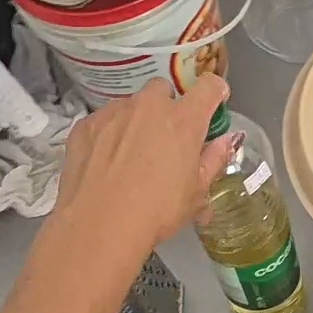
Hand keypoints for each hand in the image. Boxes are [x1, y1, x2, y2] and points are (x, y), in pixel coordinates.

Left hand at [48, 75, 234, 266]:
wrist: (100, 225)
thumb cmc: (156, 212)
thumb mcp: (196, 194)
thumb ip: (213, 160)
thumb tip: (226, 141)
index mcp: (183, 121)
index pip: (208, 87)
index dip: (214, 92)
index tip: (214, 103)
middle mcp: (148, 107)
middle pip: (163, 91)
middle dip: (168, 109)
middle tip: (167, 141)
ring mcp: (114, 113)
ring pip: (131, 106)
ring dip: (137, 123)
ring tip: (133, 159)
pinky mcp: (86, 125)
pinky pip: (104, 121)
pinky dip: (110, 136)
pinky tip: (108, 165)